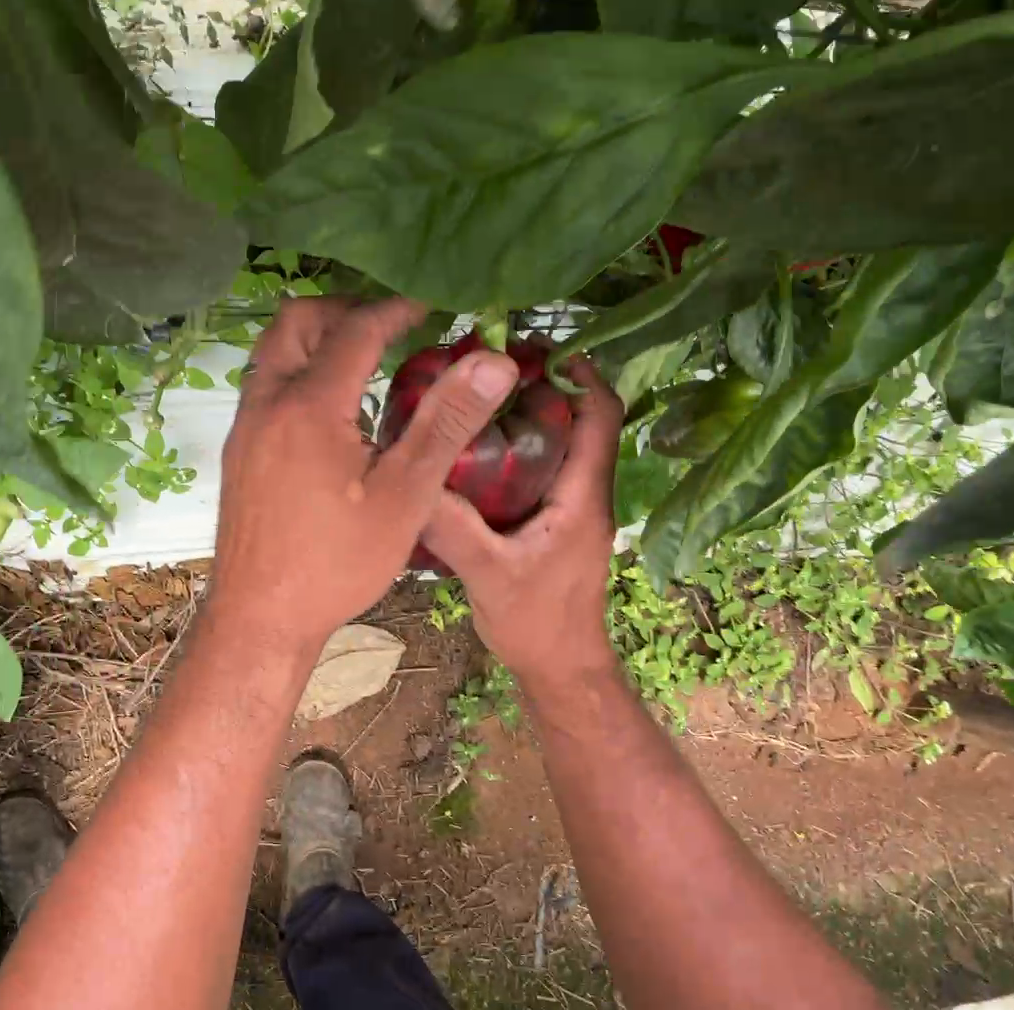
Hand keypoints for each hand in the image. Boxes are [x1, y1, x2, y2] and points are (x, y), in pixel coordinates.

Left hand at [209, 297, 519, 644]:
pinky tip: (335, 411)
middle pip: (296, 321)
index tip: (433, 302)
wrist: (260, 617)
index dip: (397, 308)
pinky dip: (299, 372)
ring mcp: (245, 427)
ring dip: (317, 340)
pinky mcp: (239, 450)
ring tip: (367, 361)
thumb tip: (493, 362)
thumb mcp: (405, 495)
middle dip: (345, 311)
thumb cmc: (337, 563)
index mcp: (309, 405)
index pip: (356, 329)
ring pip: (274, 352)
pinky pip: (266, 385)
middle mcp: (266, 402)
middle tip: (391, 327)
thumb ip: (446, 422)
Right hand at [420, 359, 624, 691]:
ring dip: (527, 413)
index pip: (600, 414)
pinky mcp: (551, 521)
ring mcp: (569, 507)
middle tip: (487, 366)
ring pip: (557, 442)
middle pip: (578, 418)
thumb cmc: (536, 622)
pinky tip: (470, 450)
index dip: (579, 371)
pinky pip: (539, 467)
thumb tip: (412, 479)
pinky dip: (513, 446)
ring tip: (474, 397)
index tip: (533, 346)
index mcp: (583, 494)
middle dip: (541, 384)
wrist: (559, 667)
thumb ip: (454, 528)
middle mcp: (584, 491)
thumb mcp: (489, 574)